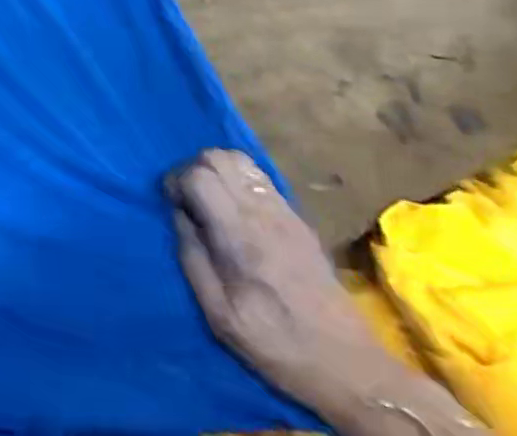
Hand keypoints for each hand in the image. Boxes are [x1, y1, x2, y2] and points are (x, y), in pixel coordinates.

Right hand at [167, 150, 485, 435]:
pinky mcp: (296, 215)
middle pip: (217, 156)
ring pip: (238, 158)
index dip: (176, 182)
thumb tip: (178, 215)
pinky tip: (235, 206)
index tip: (172, 204)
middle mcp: (261, 211)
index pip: (199, 176)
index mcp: (239, 236)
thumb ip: (193, 258)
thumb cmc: (274, 342)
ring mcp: (282, 209)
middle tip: (187, 199)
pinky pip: (258, 175)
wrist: (344, 359)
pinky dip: (237, 177)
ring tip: (209, 199)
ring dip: (216, 169)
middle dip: (193, 169)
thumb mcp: (218, 314)